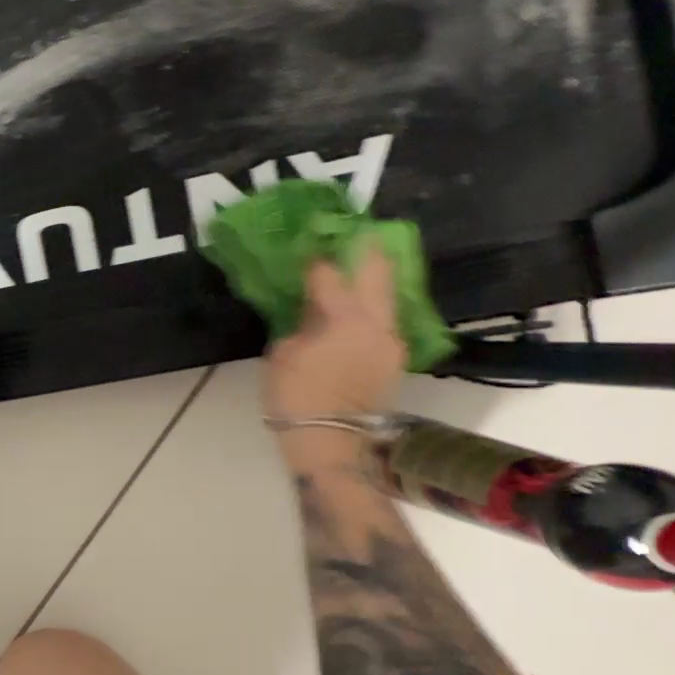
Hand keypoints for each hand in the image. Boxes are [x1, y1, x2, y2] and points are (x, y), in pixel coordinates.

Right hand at [265, 248, 405, 422]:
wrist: (332, 443)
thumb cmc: (297, 397)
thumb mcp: (282, 356)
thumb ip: (299, 326)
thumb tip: (310, 314)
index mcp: (346, 319)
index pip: (330, 276)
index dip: (317, 259)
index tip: (309, 241)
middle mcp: (378, 324)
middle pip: (379, 276)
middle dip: (368, 253)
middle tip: (359, 231)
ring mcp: (391, 343)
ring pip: (386, 300)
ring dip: (374, 281)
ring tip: (359, 266)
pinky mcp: (392, 361)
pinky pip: (382, 323)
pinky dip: (371, 309)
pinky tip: (356, 309)